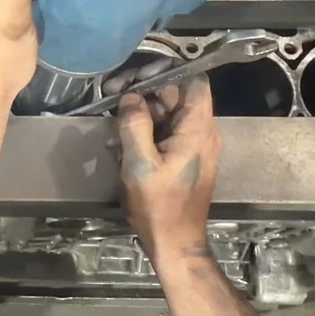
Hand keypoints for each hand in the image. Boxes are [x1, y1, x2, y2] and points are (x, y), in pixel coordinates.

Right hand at [117, 79, 220, 248]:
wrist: (175, 242)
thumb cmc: (159, 206)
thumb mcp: (140, 165)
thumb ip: (134, 126)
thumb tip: (130, 98)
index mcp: (197, 130)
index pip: (194, 82)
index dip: (167, 72)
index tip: (138, 76)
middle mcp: (201, 133)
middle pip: (176, 96)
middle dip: (144, 94)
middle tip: (114, 96)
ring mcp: (193, 146)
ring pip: (167, 114)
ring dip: (139, 116)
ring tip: (113, 127)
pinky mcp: (183, 158)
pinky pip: (165, 133)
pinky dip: (144, 132)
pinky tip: (120, 144)